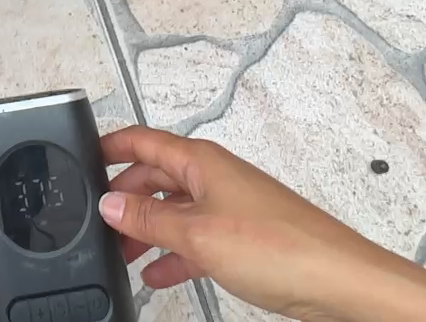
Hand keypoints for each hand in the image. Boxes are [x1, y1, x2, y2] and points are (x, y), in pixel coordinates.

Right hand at [99, 126, 425, 321]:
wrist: (344, 286)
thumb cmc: (280, 248)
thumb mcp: (198, 234)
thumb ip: (148, 219)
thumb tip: (108, 201)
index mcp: (199, 160)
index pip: (142, 140)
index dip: (110, 145)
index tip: (82, 154)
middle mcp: (213, 175)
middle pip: (155, 175)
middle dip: (125, 196)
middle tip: (98, 219)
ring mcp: (230, 205)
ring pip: (174, 209)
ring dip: (147, 228)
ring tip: (122, 251)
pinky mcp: (246, 236)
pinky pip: (196, 237)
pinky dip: (174, 252)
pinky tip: (159, 274)